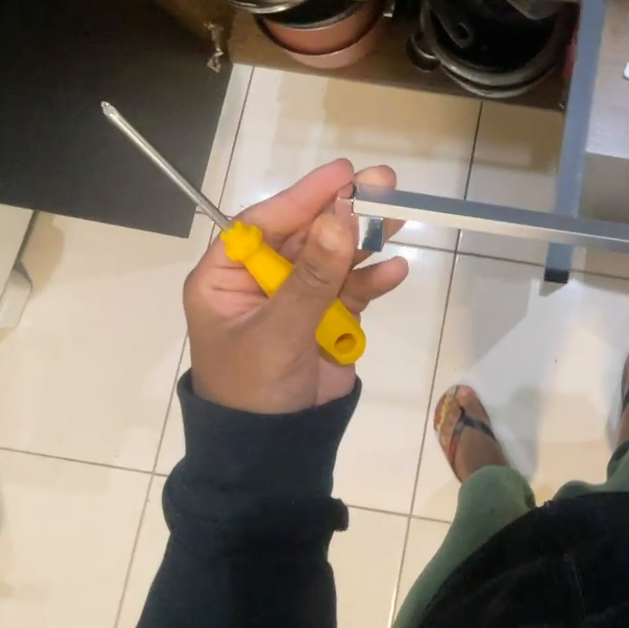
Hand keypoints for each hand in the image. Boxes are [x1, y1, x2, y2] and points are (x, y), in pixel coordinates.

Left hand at [183, 159, 409, 414]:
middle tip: (384, 181)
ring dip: (366, 238)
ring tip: (400, 213)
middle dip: (344, 210)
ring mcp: (300, 296)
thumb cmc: (255, 390)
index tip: (342, 174)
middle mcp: (263, 279)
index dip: (304, 196)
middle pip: (308, 233)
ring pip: (336, 255)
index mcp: (228, 277)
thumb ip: (313, 277)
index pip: (265, 224)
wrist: (276, 453)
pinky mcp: (330, 316)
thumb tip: (342, 216)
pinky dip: (375, 280)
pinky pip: (354, 288)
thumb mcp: (279, 332)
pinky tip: (396, 269)